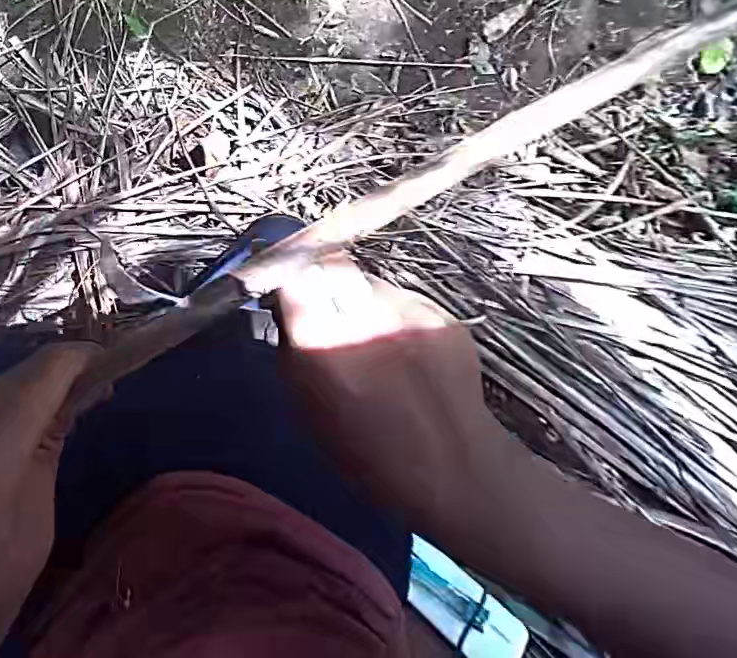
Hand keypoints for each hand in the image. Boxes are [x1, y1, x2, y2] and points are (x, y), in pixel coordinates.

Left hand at [0, 344, 96, 657]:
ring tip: (49, 422)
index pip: (42, 375)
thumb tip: (77, 394)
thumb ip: (50, 449)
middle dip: (57, 377)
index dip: (80, 358)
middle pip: (16, 376)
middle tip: (90, 394)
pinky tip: (5, 441)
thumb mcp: (35, 529)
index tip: (107, 363)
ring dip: (26, 396)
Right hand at [274, 253, 505, 535]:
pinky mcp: (441, 315)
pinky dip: (392, 313)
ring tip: (367, 331)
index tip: (283, 276)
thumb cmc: (364, 451)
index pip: (293, 272)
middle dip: (320, 273)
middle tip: (321, 297)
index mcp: (320, 344)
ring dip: (357, 294)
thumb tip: (284, 303)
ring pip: (367, 278)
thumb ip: (290, 344)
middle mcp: (363, 318)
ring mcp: (408, 314)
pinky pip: (401, 297)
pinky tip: (401, 348)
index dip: (286, 268)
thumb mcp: (303, 403)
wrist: (454, 473)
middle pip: (331, 263)